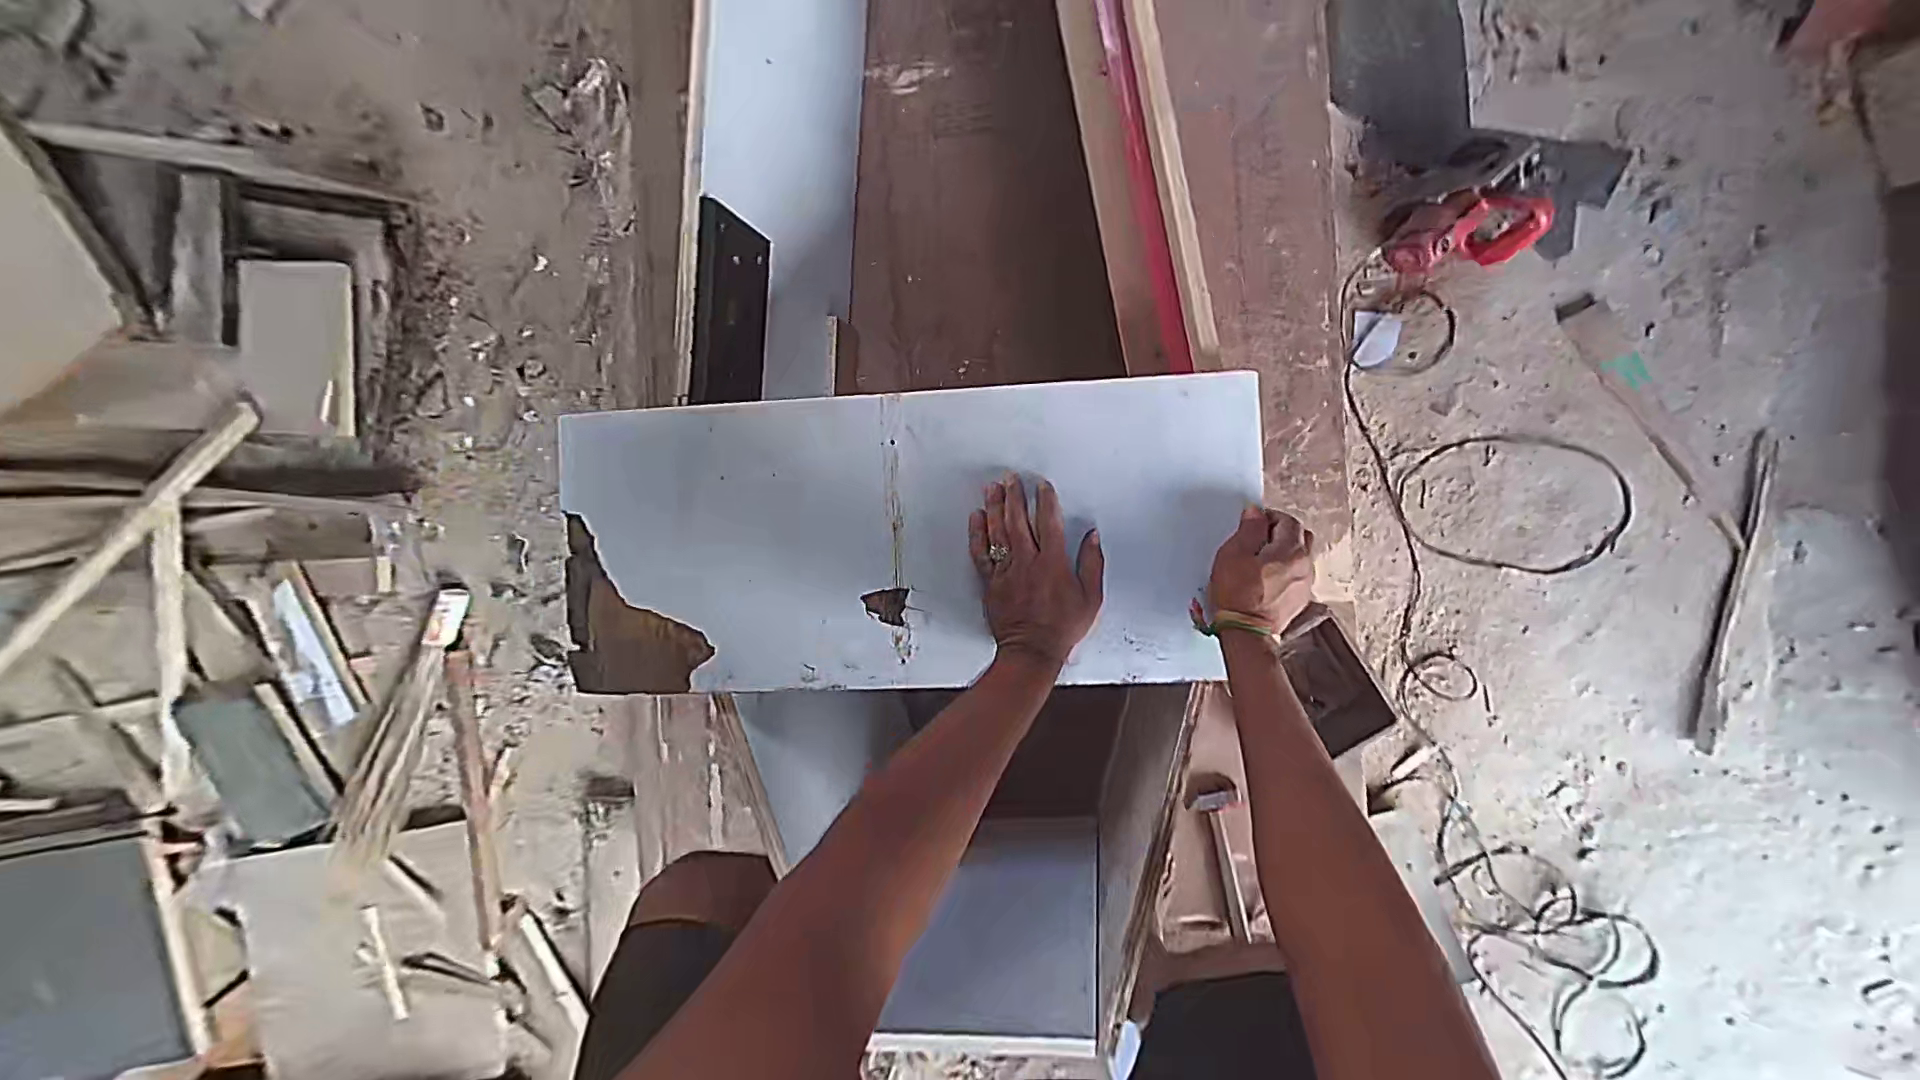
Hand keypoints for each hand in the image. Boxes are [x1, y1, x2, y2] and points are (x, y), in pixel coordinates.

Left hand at [968, 474, 1103, 666]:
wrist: (1031, 651)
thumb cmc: (1061, 629)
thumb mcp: (1091, 598)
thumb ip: (1092, 564)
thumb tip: (1092, 538)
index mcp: (1053, 564)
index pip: (1049, 523)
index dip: (1045, 501)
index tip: (1042, 487)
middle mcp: (1027, 563)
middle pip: (1018, 520)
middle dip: (1015, 496)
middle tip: (1012, 479)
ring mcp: (1006, 572)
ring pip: (998, 531)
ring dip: (995, 507)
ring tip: (993, 488)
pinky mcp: (991, 582)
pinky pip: (981, 553)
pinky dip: (977, 533)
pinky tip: (977, 518)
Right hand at [1208, 505, 1314, 631]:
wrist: (1246, 631)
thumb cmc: (1238, 596)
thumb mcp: (1233, 554)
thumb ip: (1249, 530)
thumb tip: (1255, 514)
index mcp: (1291, 551)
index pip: (1287, 520)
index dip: (1268, 517)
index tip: (1252, 523)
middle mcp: (1305, 565)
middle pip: (1299, 536)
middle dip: (1279, 531)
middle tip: (1256, 538)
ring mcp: (1305, 584)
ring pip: (1299, 555)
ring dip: (1282, 551)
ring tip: (1258, 560)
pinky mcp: (1299, 598)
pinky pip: (1296, 574)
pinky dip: (1284, 569)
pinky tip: (1265, 577)